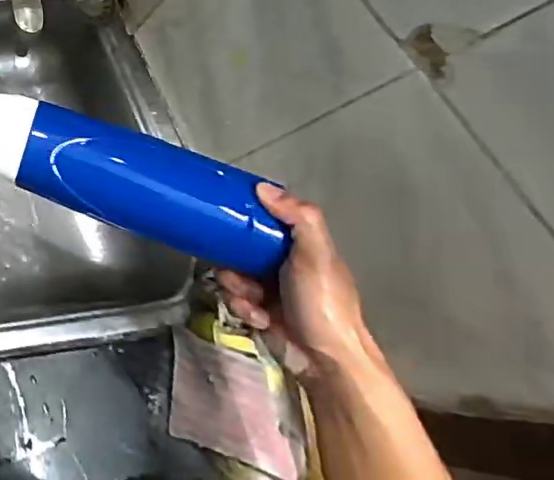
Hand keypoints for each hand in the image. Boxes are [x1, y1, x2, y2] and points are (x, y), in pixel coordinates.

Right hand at [217, 184, 380, 381]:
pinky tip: (257, 318)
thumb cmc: (325, 305)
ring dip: (235, 286)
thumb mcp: (317, 256)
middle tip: (233, 270)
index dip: (247, 213)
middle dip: (231, 259)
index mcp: (302, 248)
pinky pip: (234, 299)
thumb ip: (299, 219)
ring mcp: (270, 291)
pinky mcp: (258, 313)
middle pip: (240, 247)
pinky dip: (241, 308)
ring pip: (232, 273)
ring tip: (251, 301)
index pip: (269, 219)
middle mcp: (284, 266)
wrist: (327, 365)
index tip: (225, 209)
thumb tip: (262, 187)